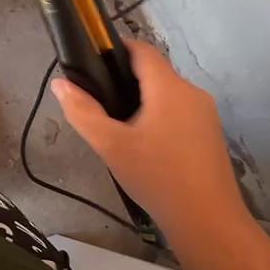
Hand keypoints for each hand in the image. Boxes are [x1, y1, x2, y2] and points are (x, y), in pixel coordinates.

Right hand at [51, 41, 248, 234]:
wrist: (208, 221)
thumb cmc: (157, 176)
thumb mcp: (109, 144)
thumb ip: (82, 110)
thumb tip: (60, 84)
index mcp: (169, 88)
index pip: (142, 50)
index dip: (114, 48)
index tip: (89, 60)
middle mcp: (192, 93)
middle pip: (153, 71)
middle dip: (122, 78)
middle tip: (95, 99)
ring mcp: (205, 114)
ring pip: (165, 92)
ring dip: (139, 98)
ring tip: (113, 123)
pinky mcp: (209, 133)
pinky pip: (177, 110)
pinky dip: (155, 114)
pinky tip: (140, 140)